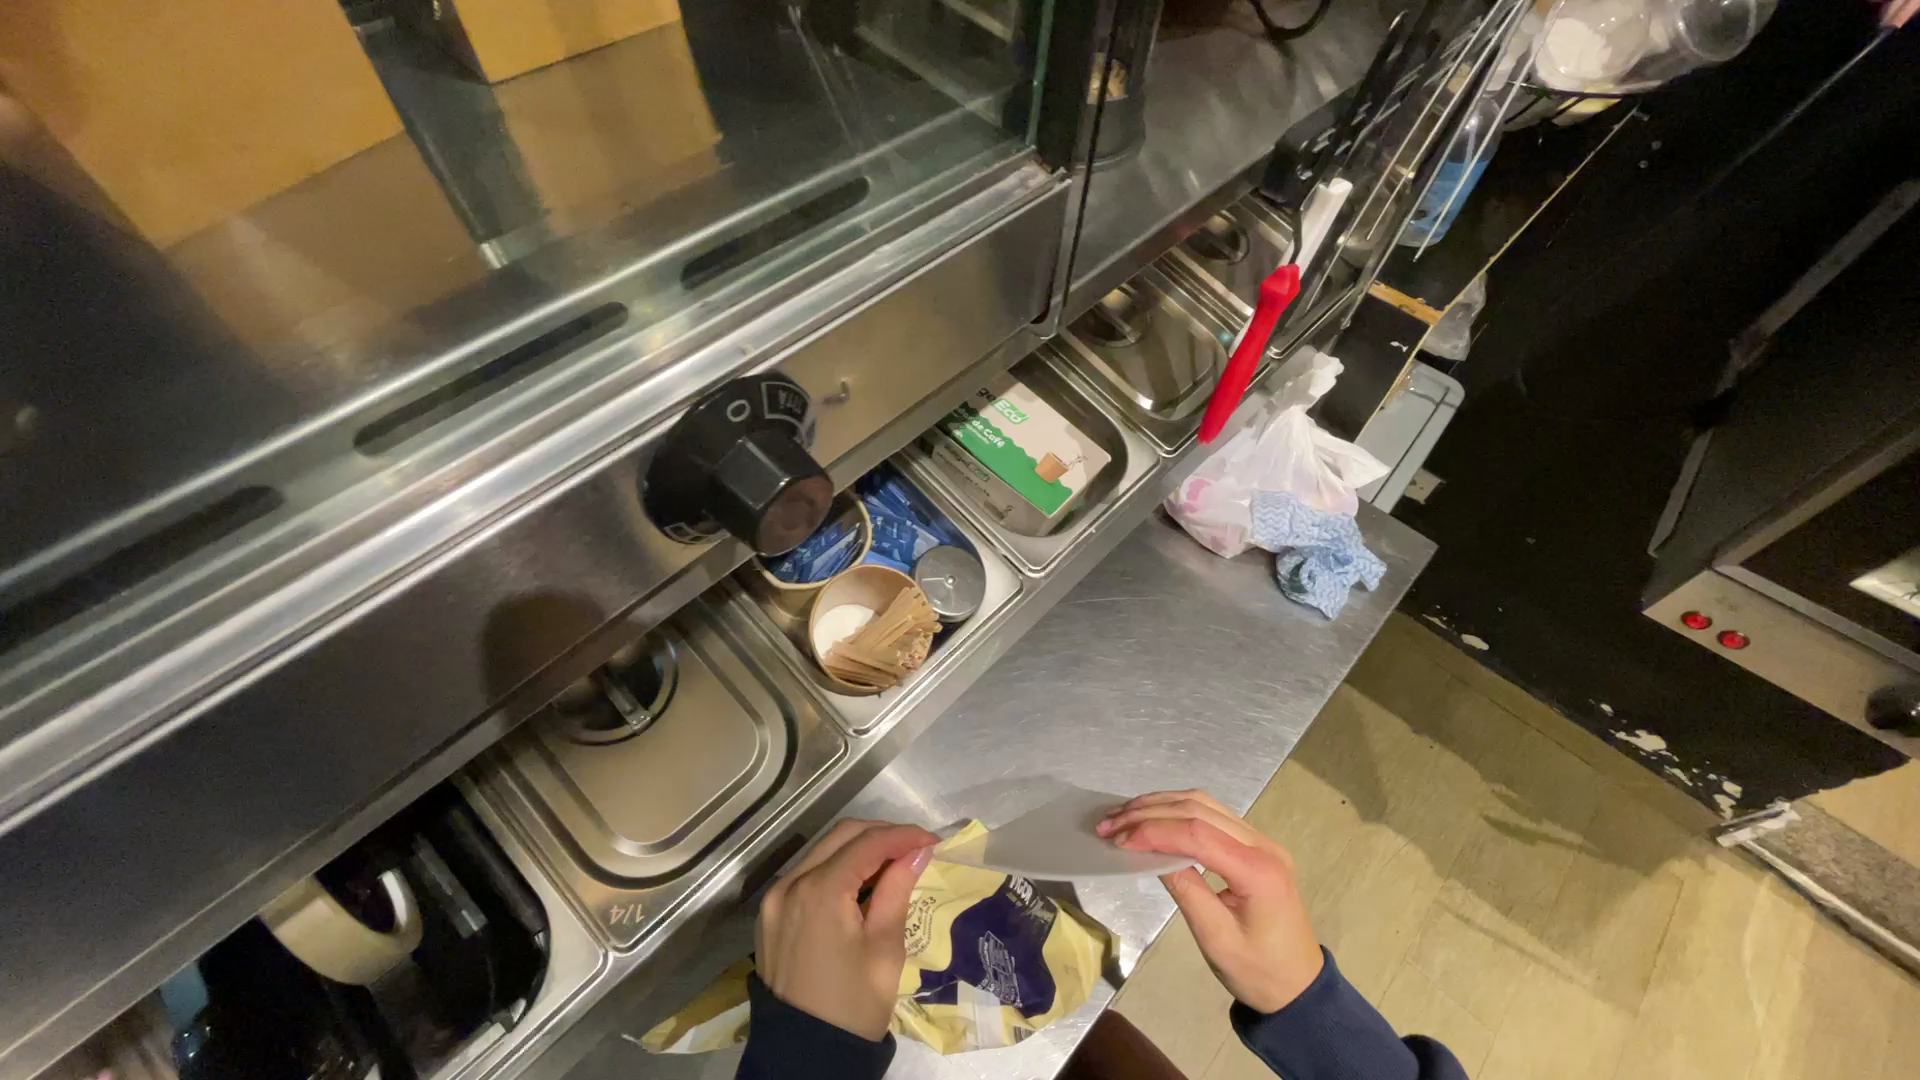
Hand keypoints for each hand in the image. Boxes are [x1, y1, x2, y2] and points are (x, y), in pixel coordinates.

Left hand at [755, 819, 937, 1039]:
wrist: (804, 1059)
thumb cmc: (853, 1006)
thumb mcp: (885, 948)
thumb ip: (898, 890)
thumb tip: (916, 852)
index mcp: (820, 891)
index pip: (868, 843)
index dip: (903, 835)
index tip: (932, 841)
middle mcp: (791, 884)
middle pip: (842, 836)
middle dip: (882, 835)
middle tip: (915, 848)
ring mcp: (776, 899)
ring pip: (822, 852)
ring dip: (859, 849)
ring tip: (894, 863)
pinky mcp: (771, 915)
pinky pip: (807, 875)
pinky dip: (836, 869)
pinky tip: (861, 883)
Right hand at [1097, 790, 1323, 1012]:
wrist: (1299, 988)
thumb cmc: (1257, 972)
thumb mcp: (1216, 939)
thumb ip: (1185, 889)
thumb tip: (1150, 854)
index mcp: (1258, 870)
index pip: (1197, 833)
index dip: (1153, 830)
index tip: (1117, 840)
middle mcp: (1262, 844)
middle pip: (1198, 809)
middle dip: (1148, 812)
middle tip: (1109, 825)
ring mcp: (1259, 840)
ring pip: (1203, 803)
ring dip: (1159, 805)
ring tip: (1122, 816)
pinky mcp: (1251, 843)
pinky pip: (1210, 813)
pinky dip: (1175, 810)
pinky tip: (1150, 817)